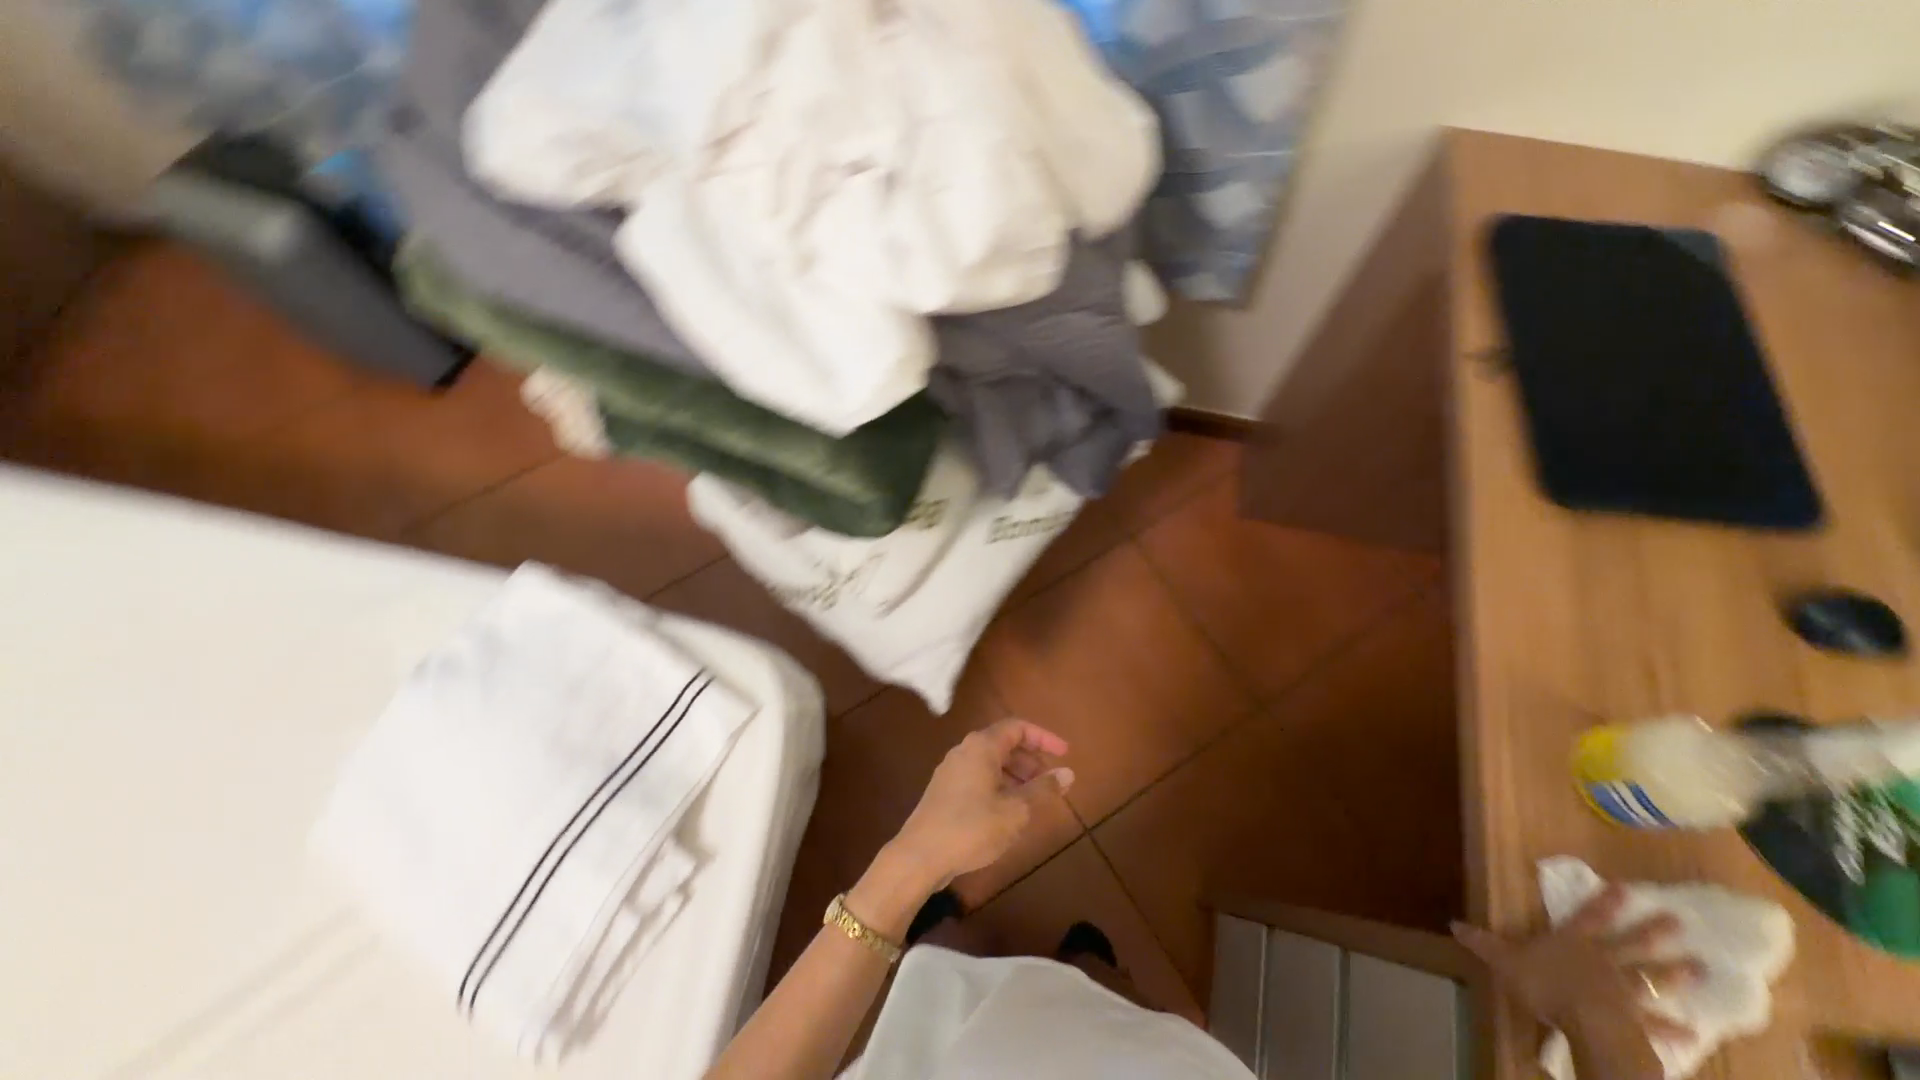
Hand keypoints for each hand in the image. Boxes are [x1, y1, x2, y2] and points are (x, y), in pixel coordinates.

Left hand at [889, 718, 1072, 889]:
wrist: (920, 856)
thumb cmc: (972, 827)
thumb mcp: (1016, 810)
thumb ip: (1043, 789)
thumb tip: (1067, 773)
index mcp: (981, 747)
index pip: (1017, 727)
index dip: (1044, 737)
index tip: (1065, 754)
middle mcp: (964, 751)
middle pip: (1004, 744)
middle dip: (1031, 759)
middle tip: (1050, 782)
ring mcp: (950, 772)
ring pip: (991, 763)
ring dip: (1016, 775)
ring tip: (1033, 800)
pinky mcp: (944, 792)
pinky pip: (978, 778)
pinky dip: (999, 787)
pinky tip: (1008, 813)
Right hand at [1453, 886, 1701, 1045]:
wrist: (1584, 1021)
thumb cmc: (1544, 985)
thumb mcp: (1504, 960)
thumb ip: (1484, 943)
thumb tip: (1453, 923)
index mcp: (1573, 943)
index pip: (1590, 917)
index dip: (1606, 902)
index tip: (1627, 888)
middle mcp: (1604, 961)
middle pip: (1632, 943)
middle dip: (1653, 932)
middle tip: (1678, 921)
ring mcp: (1625, 990)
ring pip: (1652, 978)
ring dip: (1675, 975)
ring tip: (1700, 969)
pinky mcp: (1636, 1021)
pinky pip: (1656, 1024)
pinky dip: (1672, 1028)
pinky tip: (1692, 1032)